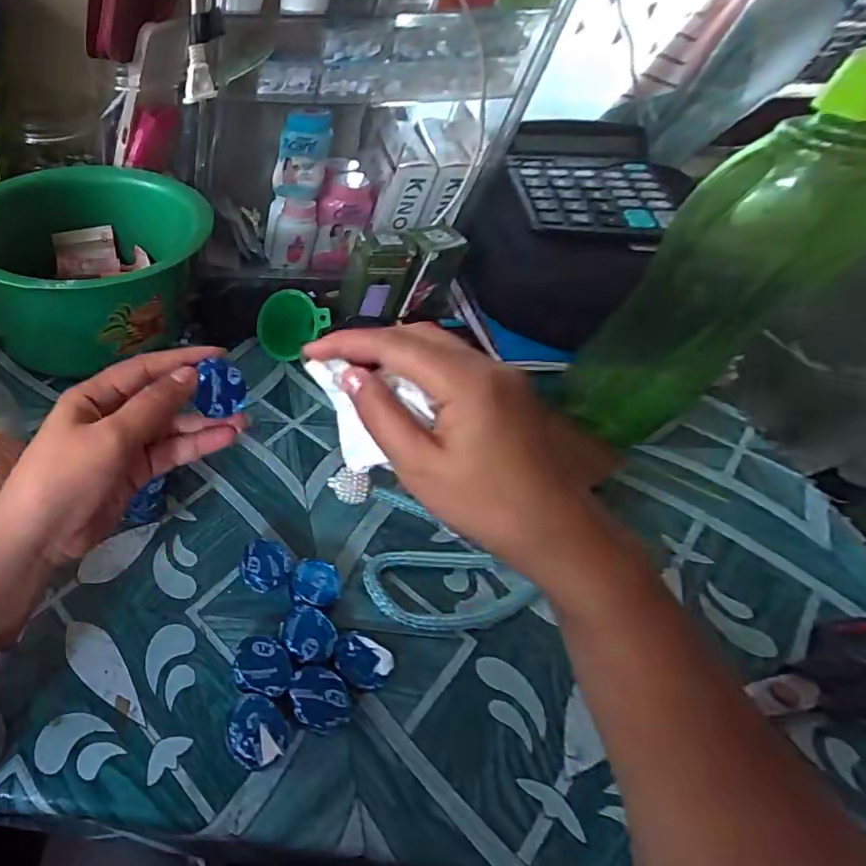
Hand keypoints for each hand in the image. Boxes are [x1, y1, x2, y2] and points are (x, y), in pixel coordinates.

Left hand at [0, 346, 246, 567]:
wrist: (40, 535)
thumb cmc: (66, 475)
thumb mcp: (109, 437)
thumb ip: (151, 407)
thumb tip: (188, 374)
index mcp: (93, 397)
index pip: (142, 370)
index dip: (180, 361)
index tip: (219, 356)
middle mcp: (109, 416)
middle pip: (158, 399)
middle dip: (196, 396)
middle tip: (238, 393)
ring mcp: (121, 446)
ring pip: (167, 429)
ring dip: (201, 425)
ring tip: (242, 423)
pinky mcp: (132, 474)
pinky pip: (166, 454)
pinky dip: (192, 448)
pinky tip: (222, 440)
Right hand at [303, 324, 621, 576]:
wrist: (556, 530)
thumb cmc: (480, 503)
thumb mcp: (416, 464)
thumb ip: (380, 414)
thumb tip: (350, 375)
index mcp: (464, 382)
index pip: (394, 345)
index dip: (346, 344)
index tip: (308, 351)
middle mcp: (486, 366)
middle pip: (415, 335)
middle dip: (365, 341)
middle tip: (325, 360)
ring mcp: (501, 375)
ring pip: (434, 343)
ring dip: (389, 349)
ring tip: (352, 369)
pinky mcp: (505, 389)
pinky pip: (450, 360)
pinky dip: (413, 362)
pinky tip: (395, 383)